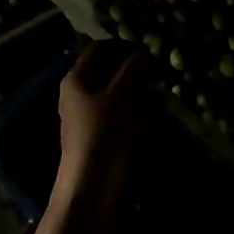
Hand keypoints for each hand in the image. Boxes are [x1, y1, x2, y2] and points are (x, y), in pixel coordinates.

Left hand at [52, 43, 150, 212]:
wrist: (92, 189)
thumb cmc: (104, 136)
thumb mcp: (122, 96)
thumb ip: (132, 70)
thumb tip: (143, 52)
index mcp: (75, 79)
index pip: (98, 48)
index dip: (122, 44)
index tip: (149, 48)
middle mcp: (75, 94)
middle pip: (104, 70)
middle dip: (130, 67)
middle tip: (158, 68)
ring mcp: (84, 116)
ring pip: (111, 92)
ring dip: (133, 88)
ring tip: (158, 88)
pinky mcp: (95, 136)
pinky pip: (114, 112)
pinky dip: (131, 108)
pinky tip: (149, 112)